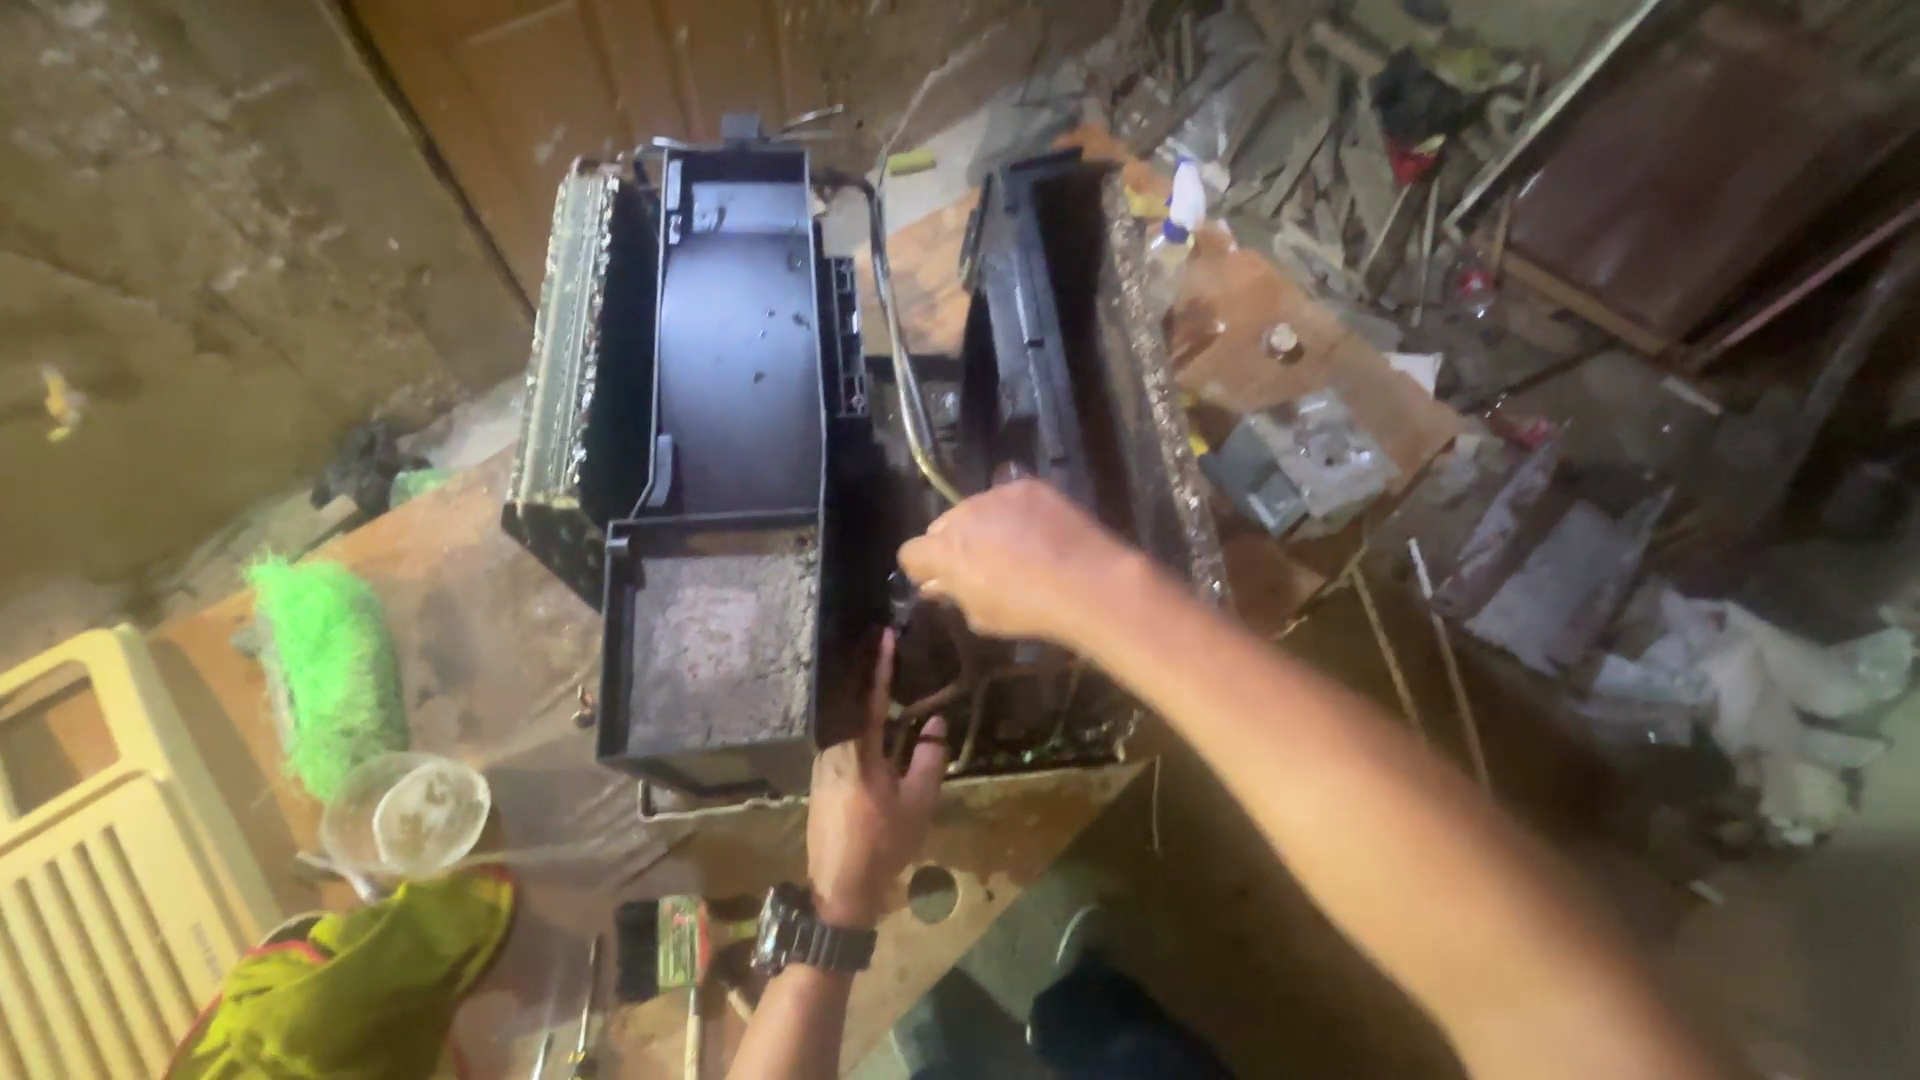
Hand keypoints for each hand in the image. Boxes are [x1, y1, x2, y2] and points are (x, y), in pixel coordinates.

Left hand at [808, 629, 947, 928]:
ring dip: (859, 693)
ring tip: (876, 669)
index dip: (880, 665)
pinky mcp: (820, 776)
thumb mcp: (918, 802)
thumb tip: (938, 720)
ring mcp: (822, 763)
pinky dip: (854, 716)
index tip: (883, 634)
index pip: (871, 698)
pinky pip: (839, 734)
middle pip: (850, 700)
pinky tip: (868, 713)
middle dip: (865, 669)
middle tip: (879, 640)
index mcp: (858, 753)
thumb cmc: (884, 844)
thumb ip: (929, 757)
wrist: (840, 887)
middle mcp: (833, 749)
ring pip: (842, 718)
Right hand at [897, 479, 1152, 645]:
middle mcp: (963, 513)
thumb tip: (937, 584)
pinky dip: (1014, 513)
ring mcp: (997, 495)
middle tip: (979, 566)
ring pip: (975, 509)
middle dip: (952, 544)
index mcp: (945, 549)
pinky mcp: (1029, 486)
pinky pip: (1007, 498)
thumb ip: (953, 594)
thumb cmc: (1028, 610)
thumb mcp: (982, 615)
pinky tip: (1037, 532)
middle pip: (942, 526)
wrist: (1087, 583)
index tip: (940, 581)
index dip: (922, 568)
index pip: (910, 552)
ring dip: (982, 526)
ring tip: (1013, 548)